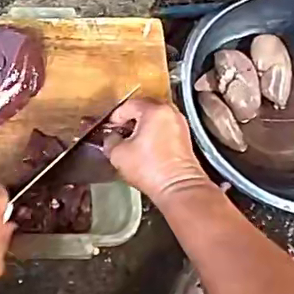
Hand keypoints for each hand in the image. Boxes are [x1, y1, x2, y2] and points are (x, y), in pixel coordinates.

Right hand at [101, 98, 215, 200]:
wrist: (177, 188)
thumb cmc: (151, 169)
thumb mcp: (118, 153)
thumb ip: (110, 140)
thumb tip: (110, 137)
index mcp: (154, 110)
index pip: (128, 105)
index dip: (114, 117)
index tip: (109, 128)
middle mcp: (170, 113)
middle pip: (144, 107)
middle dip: (129, 118)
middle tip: (118, 131)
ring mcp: (180, 125)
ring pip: (155, 117)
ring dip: (142, 125)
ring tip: (130, 140)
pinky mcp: (184, 138)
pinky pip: (164, 127)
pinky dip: (153, 132)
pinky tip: (144, 147)